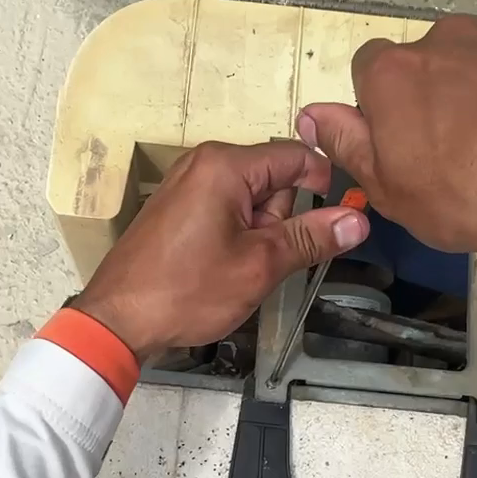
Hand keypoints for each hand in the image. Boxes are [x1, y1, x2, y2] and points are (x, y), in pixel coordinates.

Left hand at [71, 140, 369, 357]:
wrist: (118, 320)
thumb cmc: (188, 291)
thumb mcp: (259, 266)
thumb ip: (310, 238)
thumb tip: (358, 220)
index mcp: (225, 165)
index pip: (296, 157)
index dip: (323, 188)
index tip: (332, 226)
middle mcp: (203, 162)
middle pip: (272, 179)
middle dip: (281, 219)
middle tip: (262, 260)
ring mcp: (185, 184)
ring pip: (249, 199)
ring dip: (258, 234)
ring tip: (237, 270)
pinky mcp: (175, 209)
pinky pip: (223, 210)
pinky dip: (235, 236)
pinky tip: (220, 268)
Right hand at [295, 15, 476, 274]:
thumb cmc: (465, 195)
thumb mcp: (389, 187)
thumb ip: (346, 144)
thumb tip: (312, 114)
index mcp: (394, 69)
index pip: (364, 71)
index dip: (373, 113)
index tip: (393, 152)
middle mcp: (445, 39)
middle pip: (417, 68)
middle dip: (419, 104)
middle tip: (438, 162)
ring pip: (465, 72)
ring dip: (464, 104)